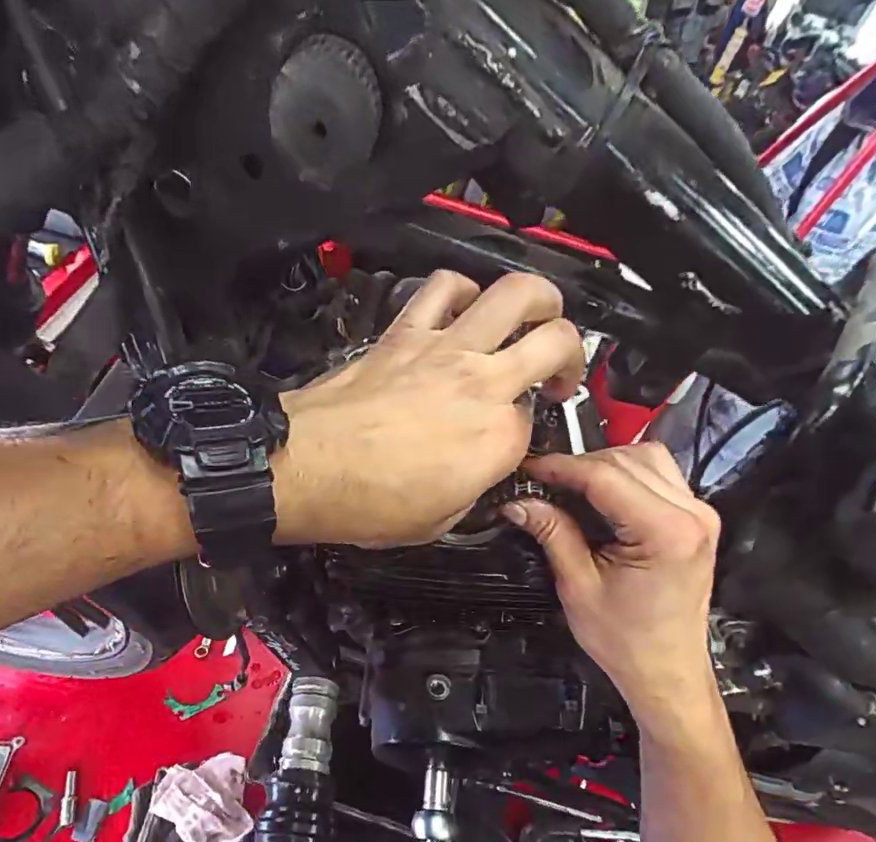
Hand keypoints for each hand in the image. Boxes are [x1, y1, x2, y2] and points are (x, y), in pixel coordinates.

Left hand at [271, 271, 583, 547]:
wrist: (303, 468)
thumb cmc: (368, 502)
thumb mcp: (443, 519)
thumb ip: (476, 486)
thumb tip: (480, 468)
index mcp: (498, 440)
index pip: (534, 422)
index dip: (527, 431)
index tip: (512, 440)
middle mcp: (483, 385)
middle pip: (557, 340)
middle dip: (572, 351)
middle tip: (560, 369)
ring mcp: (446, 350)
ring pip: (514, 294)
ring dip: (537, 301)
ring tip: (532, 317)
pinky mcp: (405, 332)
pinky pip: (443, 288)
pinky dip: (462, 288)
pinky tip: (465, 306)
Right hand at [504, 444, 722, 724]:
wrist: (667, 670)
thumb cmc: (631, 643)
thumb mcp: (579, 587)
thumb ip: (553, 534)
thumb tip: (523, 502)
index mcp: (667, 533)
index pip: (606, 476)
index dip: (562, 467)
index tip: (532, 468)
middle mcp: (692, 517)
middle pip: (627, 460)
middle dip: (581, 466)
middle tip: (544, 482)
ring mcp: (699, 515)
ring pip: (646, 458)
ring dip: (605, 466)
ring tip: (572, 488)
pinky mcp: (696, 520)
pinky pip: (660, 476)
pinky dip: (627, 476)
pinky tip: (602, 496)